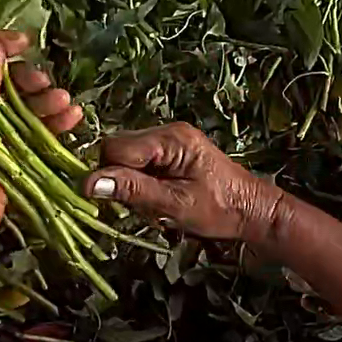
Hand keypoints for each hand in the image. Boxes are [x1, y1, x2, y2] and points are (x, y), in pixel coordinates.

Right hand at [83, 123, 286, 242]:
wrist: (252, 210)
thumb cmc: (220, 209)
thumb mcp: (174, 204)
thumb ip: (133, 190)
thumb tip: (89, 183)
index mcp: (171, 139)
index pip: (115, 148)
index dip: (106, 175)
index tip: (109, 202)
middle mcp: (169, 131)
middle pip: (117, 148)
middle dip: (117, 178)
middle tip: (137, 205)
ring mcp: (171, 139)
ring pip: (126, 155)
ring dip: (129, 181)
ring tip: (151, 203)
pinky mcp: (173, 151)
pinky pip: (141, 160)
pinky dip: (141, 180)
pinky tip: (157, 197)